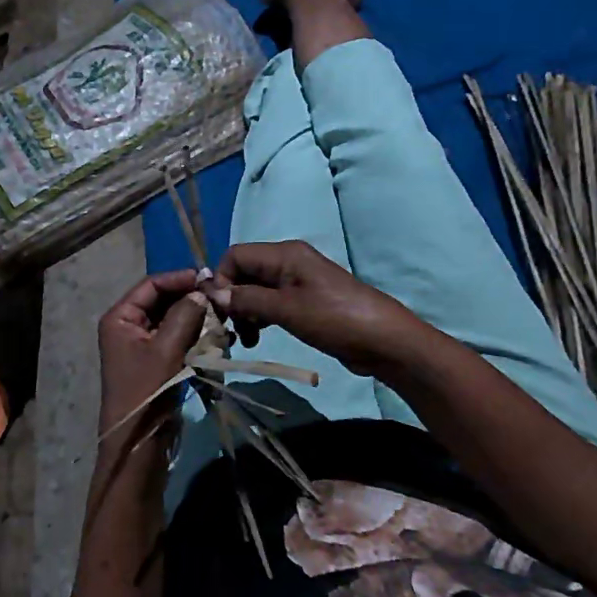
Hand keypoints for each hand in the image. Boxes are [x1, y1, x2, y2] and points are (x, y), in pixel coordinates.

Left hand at [97, 270, 208, 438]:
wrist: (138, 446)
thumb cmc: (145, 392)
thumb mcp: (166, 350)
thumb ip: (184, 315)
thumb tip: (202, 292)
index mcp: (120, 318)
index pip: (151, 285)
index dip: (180, 279)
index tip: (210, 279)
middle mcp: (128, 327)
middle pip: (164, 302)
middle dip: (192, 301)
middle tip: (222, 302)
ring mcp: (143, 347)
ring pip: (175, 321)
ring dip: (198, 321)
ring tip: (225, 322)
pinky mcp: (158, 364)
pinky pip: (179, 341)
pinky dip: (197, 339)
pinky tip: (220, 341)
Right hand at [205, 241, 432, 377]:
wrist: (384, 341)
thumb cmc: (335, 319)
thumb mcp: (287, 309)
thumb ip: (248, 300)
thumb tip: (213, 294)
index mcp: (284, 254)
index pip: (236, 255)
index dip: (222, 280)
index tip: (220, 311)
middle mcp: (288, 262)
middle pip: (243, 273)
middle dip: (232, 299)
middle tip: (230, 329)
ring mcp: (296, 283)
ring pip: (254, 291)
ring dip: (244, 312)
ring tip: (247, 339)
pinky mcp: (303, 302)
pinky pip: (270, 304)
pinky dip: (259, 318)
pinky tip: (258, 338)